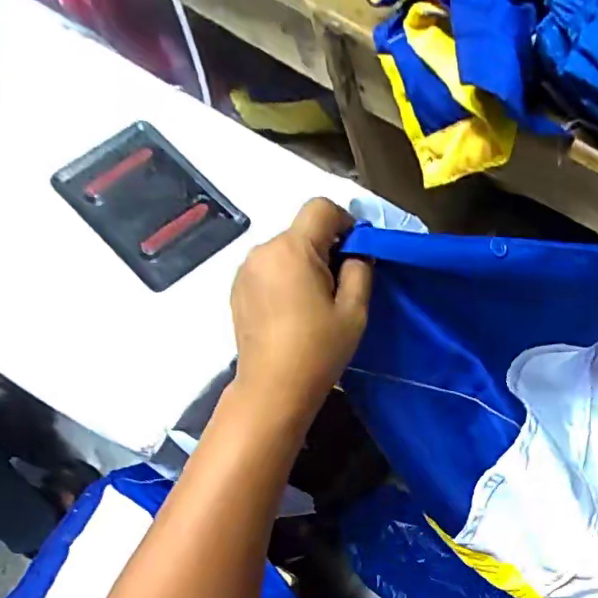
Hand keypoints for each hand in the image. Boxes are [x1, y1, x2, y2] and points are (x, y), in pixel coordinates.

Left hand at [229, 198, 372, 417]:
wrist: (273, 388)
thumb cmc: (318, 351)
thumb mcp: (354, 312)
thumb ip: (360, 271)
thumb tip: (356, 254)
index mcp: (293, 249)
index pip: (321, 208)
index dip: (345, 222)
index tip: (357, 252)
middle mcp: (263, 250)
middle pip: (301, 232)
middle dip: (324, 249)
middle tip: (339, 288)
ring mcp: (245, 270)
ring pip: (284, 252)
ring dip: (303, 267)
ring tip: (314, 306)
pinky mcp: (237, 290)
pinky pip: (268, 271)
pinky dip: (284, 281)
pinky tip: (293, 314)